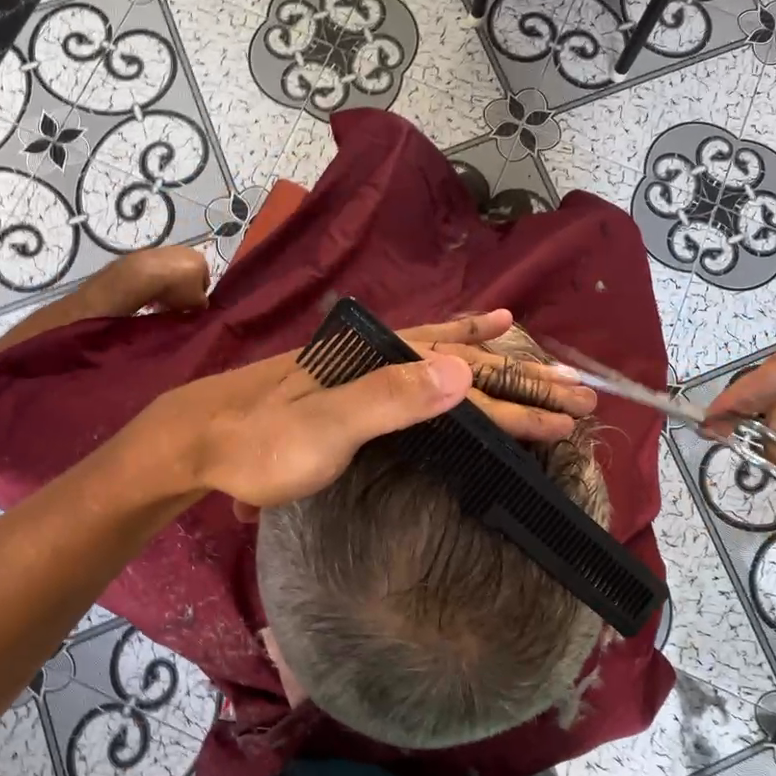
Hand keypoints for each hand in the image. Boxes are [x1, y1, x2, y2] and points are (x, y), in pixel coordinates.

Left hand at [99, 246, 209, 312]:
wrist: (145, 274)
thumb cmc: (177, 288)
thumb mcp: (196, 302)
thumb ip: (203, 303)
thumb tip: (202, 302)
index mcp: (202, 261)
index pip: (205, 282)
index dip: (199, 296)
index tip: (190, 305)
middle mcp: (188, 251)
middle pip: (189, 274)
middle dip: (184, 287)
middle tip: (176, 301)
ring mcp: (169, 250)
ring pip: (174, 271)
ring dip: (170, 282)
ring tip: (162, 296)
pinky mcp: (152, 251)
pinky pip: (159, 268)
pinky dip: (157, 277)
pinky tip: (152, 288)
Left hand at [132, 310, 593, 510]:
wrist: (198, 436)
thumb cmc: (260, 443)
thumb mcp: (324, 429)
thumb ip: (389, 399)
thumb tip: (460, 368)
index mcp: (384, 364)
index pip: (469, 383)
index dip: (522, 401)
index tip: (572, 415)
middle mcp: (380, 352)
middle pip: (464, 360)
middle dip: (521, 375)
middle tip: (577, 388)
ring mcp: (362, 361)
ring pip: (439, 349)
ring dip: (484, 348)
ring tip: (519, 333)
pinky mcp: (348, 377)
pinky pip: (410, 355)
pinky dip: (438, 347)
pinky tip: (444, 346)